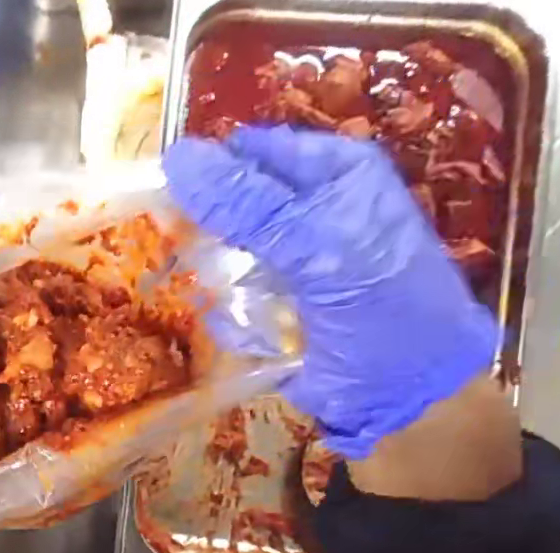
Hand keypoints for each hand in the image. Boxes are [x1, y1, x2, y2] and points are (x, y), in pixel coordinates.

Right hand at [163, 126, 499, 458]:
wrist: (397, 392)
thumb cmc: (378, 305)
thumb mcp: (316, 243)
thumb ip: (248, 204)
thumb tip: (177, 159)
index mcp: (331, 175)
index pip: (252, 153)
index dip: (207, 168)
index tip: (162, 191)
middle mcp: (304, 214)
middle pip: (230, 205)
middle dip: (200, 225)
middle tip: (170, 243)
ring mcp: (282, 266)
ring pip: (220, 255)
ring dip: (206, 273)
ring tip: (205, 288)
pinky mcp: (266, 311)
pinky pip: (225, 302)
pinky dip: (221, 313)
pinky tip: (234, 324)